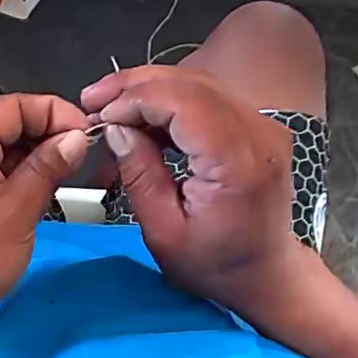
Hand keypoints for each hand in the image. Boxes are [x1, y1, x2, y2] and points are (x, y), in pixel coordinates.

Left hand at [0, 94, 93, 353]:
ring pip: (6, 154)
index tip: (88, 131)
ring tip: (71, 175)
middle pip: (10, 127)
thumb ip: (47, 168)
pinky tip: (47, 193)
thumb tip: (76, 137)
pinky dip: (24, 181)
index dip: (54, 112)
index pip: (13, 107)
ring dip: (39, 160)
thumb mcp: (17, 210)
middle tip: (85, 155)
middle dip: (49, 136)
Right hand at [81, 66, 319, 315]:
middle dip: (135, 86)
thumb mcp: (163, 231)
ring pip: (198, 84)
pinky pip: (207, 98)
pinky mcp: (255, 127)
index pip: (184, 103)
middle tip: (92, 98)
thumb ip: (140, 175)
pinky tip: (139, 116)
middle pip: (191, 84)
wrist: (264, 274)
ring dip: (149, 89)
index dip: (136, 100)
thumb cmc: (213, 264)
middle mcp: (258, 132)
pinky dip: (169, 101)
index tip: (99, 115)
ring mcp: (261, 125)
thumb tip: (115, 129)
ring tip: (108, 104)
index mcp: (237, 162)